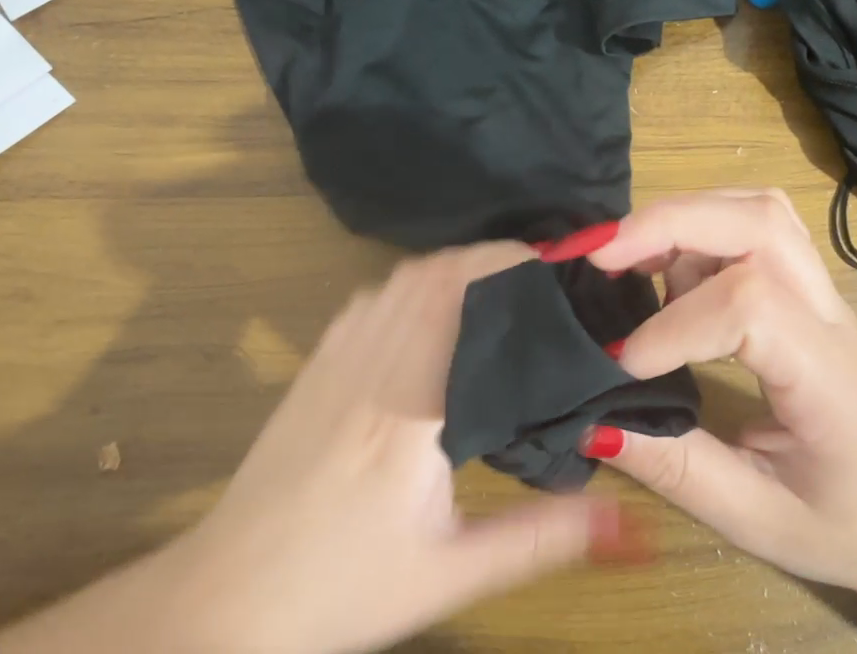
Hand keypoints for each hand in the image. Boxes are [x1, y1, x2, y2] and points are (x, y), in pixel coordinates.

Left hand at [124, 243, 636, 653]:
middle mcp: (369, 369)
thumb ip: (542, 539)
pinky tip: (428, 310)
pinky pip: (364, 302)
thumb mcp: (453, 572)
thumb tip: (632, 526)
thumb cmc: (342, 588)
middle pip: (430, 277)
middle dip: (487, 258)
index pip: (461, 303)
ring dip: (448, 268)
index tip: (555, 262)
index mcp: (410, 410)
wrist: (225, 599)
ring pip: (395, 282)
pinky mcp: (310, 371)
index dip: (507, 266)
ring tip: (496, 284)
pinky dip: (407, 286)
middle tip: (538, 271)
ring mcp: (331, 364)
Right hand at [580, 190, 856, 601]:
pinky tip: (661, 267)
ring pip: (758, 209)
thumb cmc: (837, 522)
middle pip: (760, 223)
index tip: (622, 365)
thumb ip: (676, 467)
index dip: (674, 324)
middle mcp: (830, 314)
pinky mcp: (803, 285)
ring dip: (683, 217)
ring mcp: (821, 291)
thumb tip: (593, 421)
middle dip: (668, 224)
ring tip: (623, 257)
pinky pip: (755, 222)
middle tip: (596, 253)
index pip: (752, 306)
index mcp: (826, 379)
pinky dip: (698, 225)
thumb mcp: (753, 517)